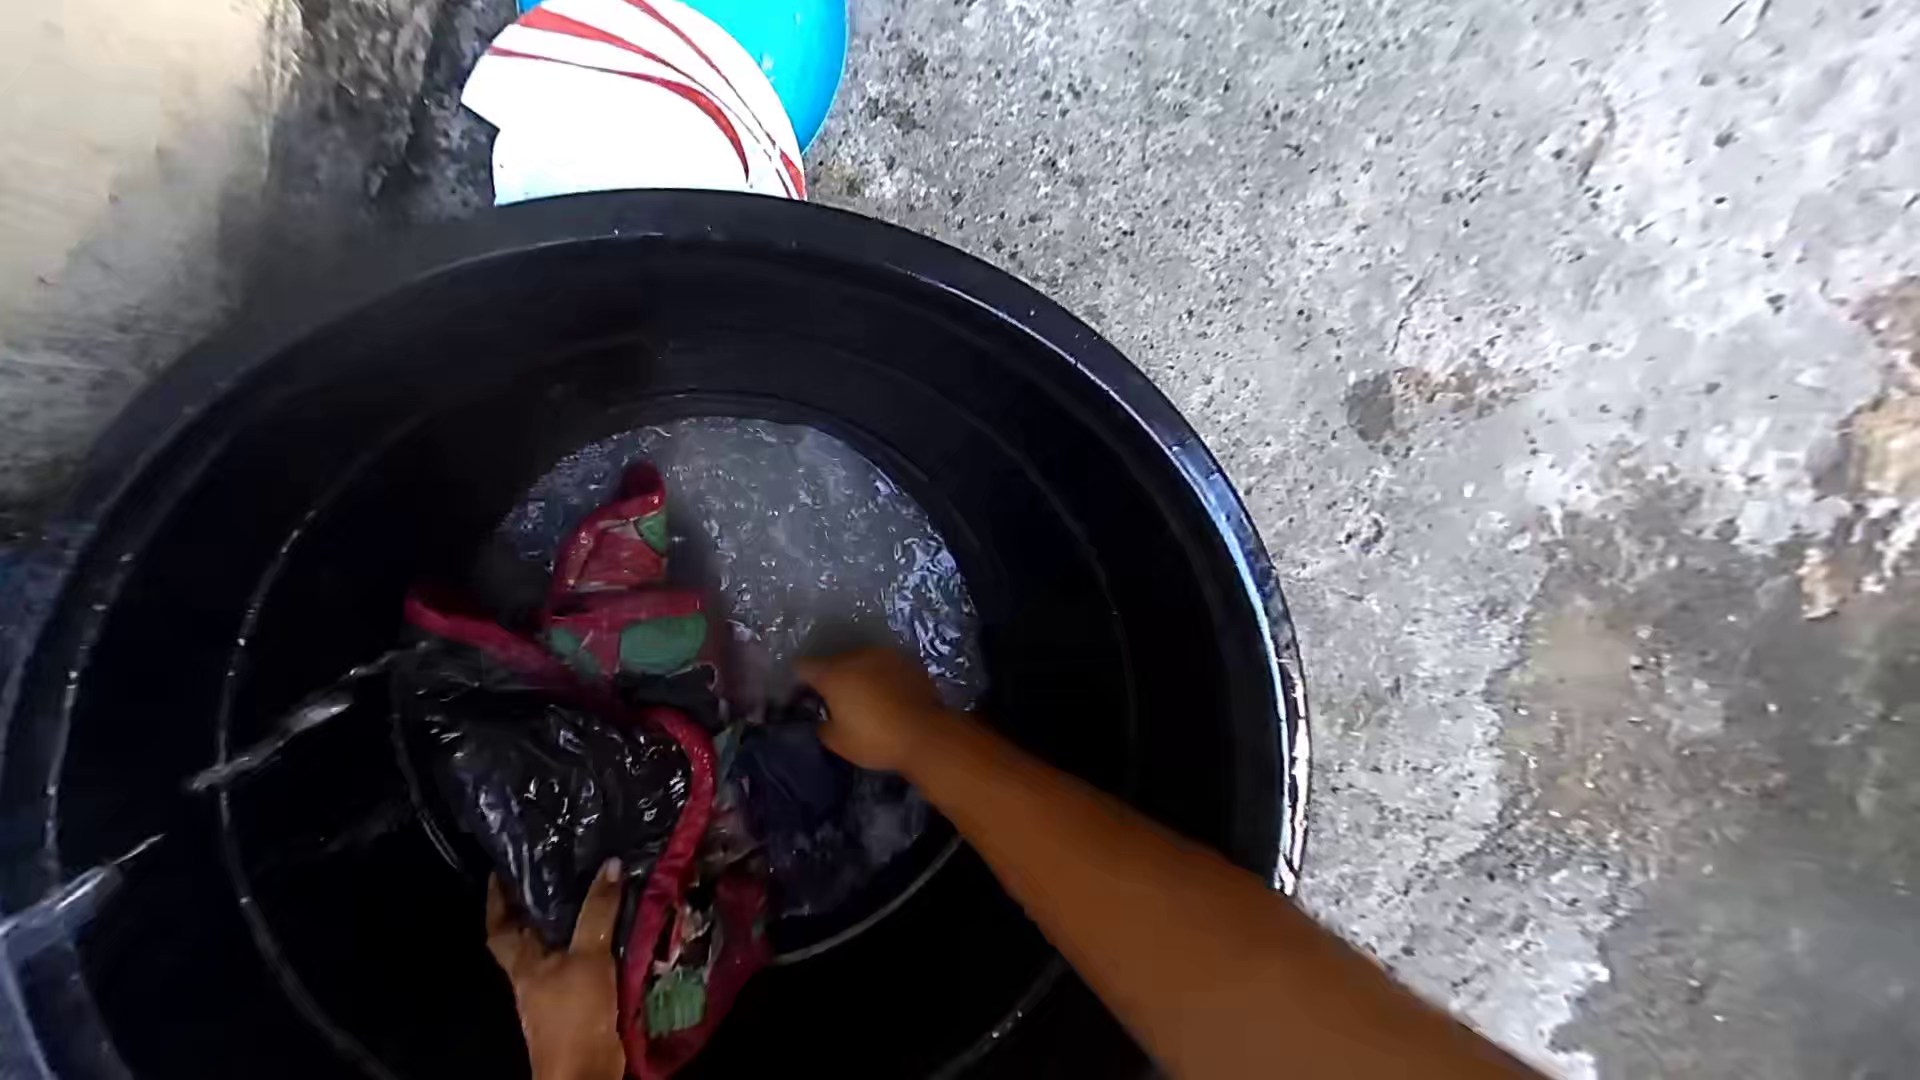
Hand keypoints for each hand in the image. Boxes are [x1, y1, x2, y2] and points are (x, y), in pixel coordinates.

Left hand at [487, 861, 626, 1079]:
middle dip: (542, 905)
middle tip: (562, 867)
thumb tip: (611, 863)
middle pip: (531, 935)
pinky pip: (589, 955)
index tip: (500, 872)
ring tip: (598, 883)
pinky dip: (601, 936)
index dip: (496, 902)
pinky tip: (621, 920)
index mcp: (523, 967)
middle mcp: (535, 975)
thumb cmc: (573, 1013)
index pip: (499, 930)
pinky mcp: (584, 996)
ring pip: (563, 943)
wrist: (586, 1070)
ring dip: (577, 918)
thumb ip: (599, 911)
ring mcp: (558, 987)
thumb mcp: (588, 955)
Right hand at [796, 647, 951, 771]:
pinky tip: (889, 697)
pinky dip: (882, 677)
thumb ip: (824, 726)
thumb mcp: (838, 743)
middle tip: (837, 703)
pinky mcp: (908, 661)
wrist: (926, 733)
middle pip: (835, 662)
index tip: (804, 696)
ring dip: (859, 676)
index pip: (803, 666)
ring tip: (867, 700)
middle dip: (833, 679)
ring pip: (862, 661)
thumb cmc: (876, 739)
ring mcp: (886, 655)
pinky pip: (885, 666)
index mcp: (834, 673)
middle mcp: (858, 656)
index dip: (800, 680)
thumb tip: (826, 719)